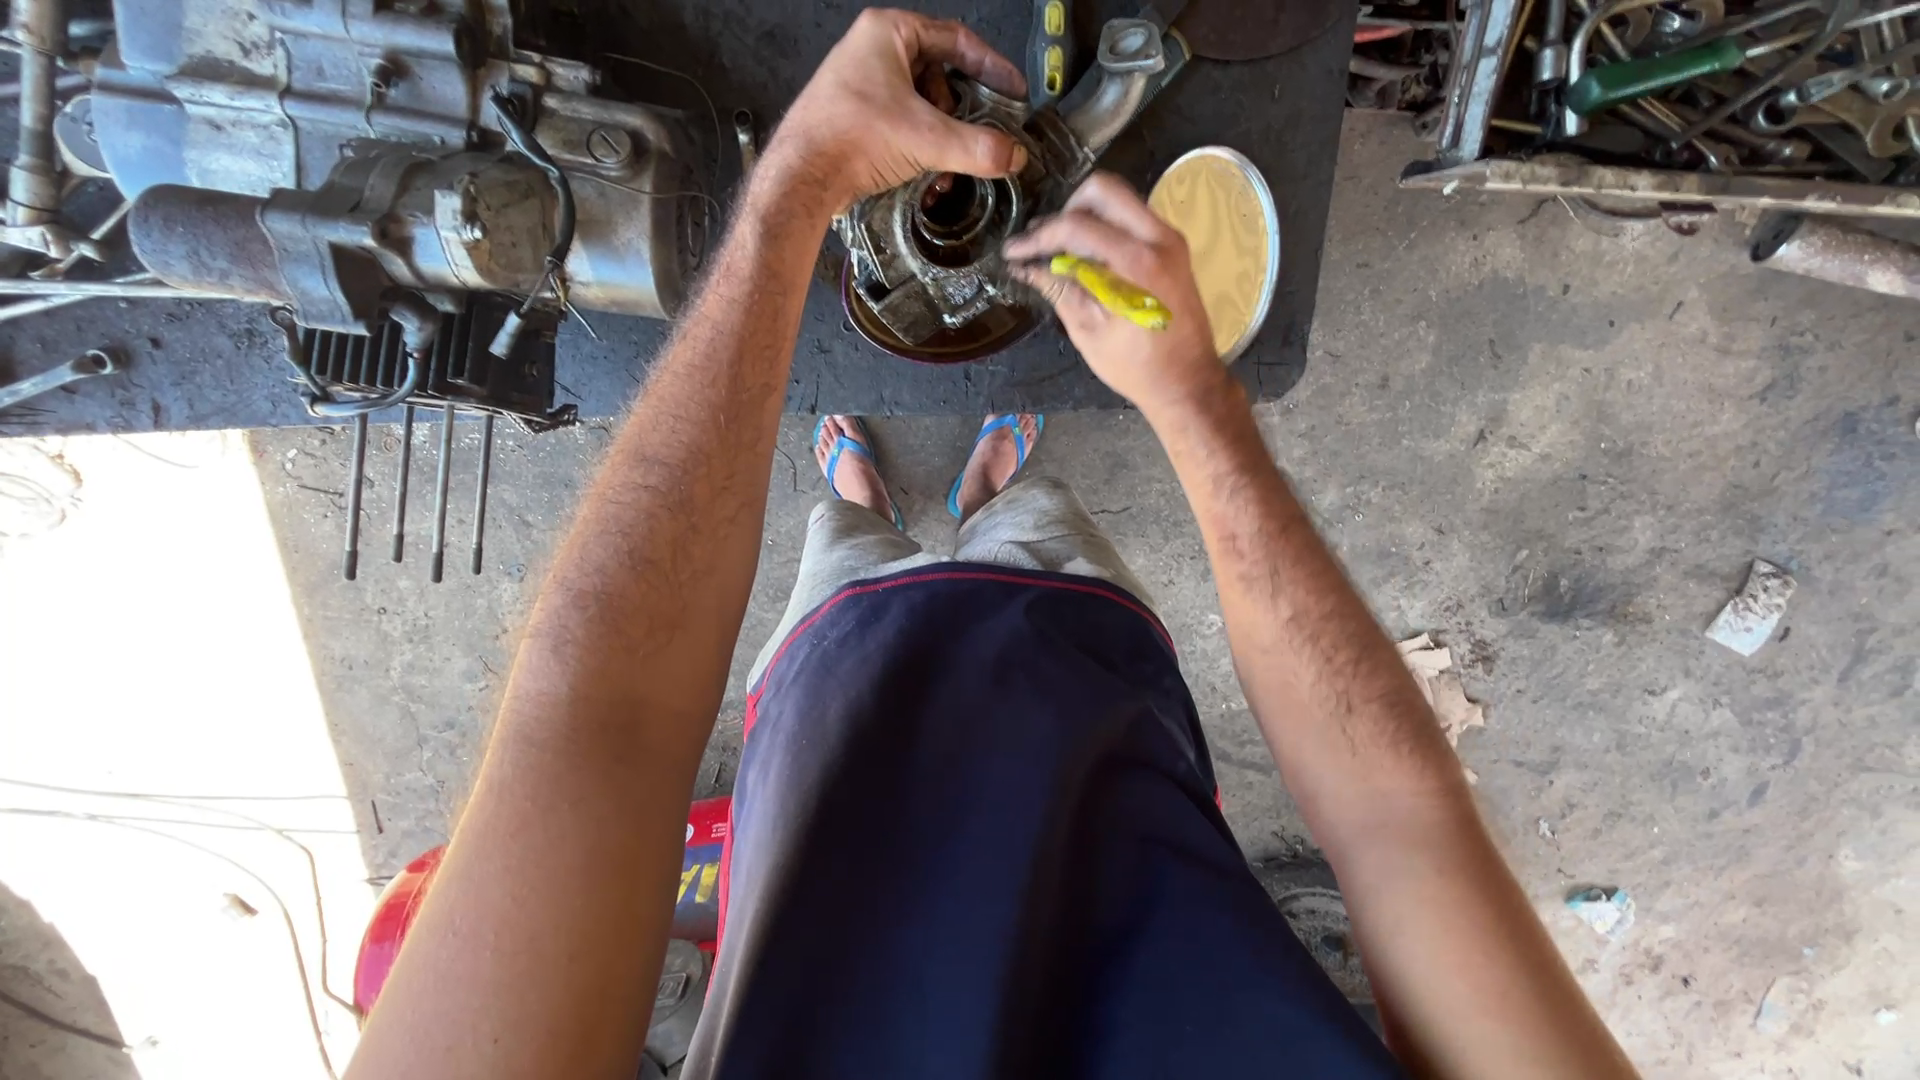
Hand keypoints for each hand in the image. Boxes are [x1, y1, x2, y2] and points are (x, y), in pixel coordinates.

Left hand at [768, 9, 1027, 212]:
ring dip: (942, 141)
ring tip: (947, 168)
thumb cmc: (853, 138)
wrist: (802, 177)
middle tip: (978, 137)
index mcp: (888, 32)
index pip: (957, 40)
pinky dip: (920, 151)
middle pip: (940, 77)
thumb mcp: (927, 139)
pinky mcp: (857, 120)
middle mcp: (873, 52)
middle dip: (961, 115)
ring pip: (922, 107)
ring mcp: (863, 86)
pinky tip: (927, 179)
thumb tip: (1014, 156)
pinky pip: (903, 127)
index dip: (991, 67)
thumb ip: (977, 147)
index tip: (1013, 92)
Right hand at [1005, 173, 1233, 419]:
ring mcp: (1169, 238)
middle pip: (1102, 190)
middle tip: (1044, 243)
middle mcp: (1158, 237)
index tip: (1013, 252)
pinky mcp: (1172, 247)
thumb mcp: (1089, 332)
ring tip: (1059, 250)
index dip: (1038, 237)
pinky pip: (1132, 218)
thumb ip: (1059, 290)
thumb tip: (1026, 269)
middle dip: (1065, 211)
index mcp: (1137, 262)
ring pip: (1119, 200)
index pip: (1076, 226)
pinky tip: (1086, 257)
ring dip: (1085, 217)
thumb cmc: (1137, 367)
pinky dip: (1105, 228)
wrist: (1188, 381)